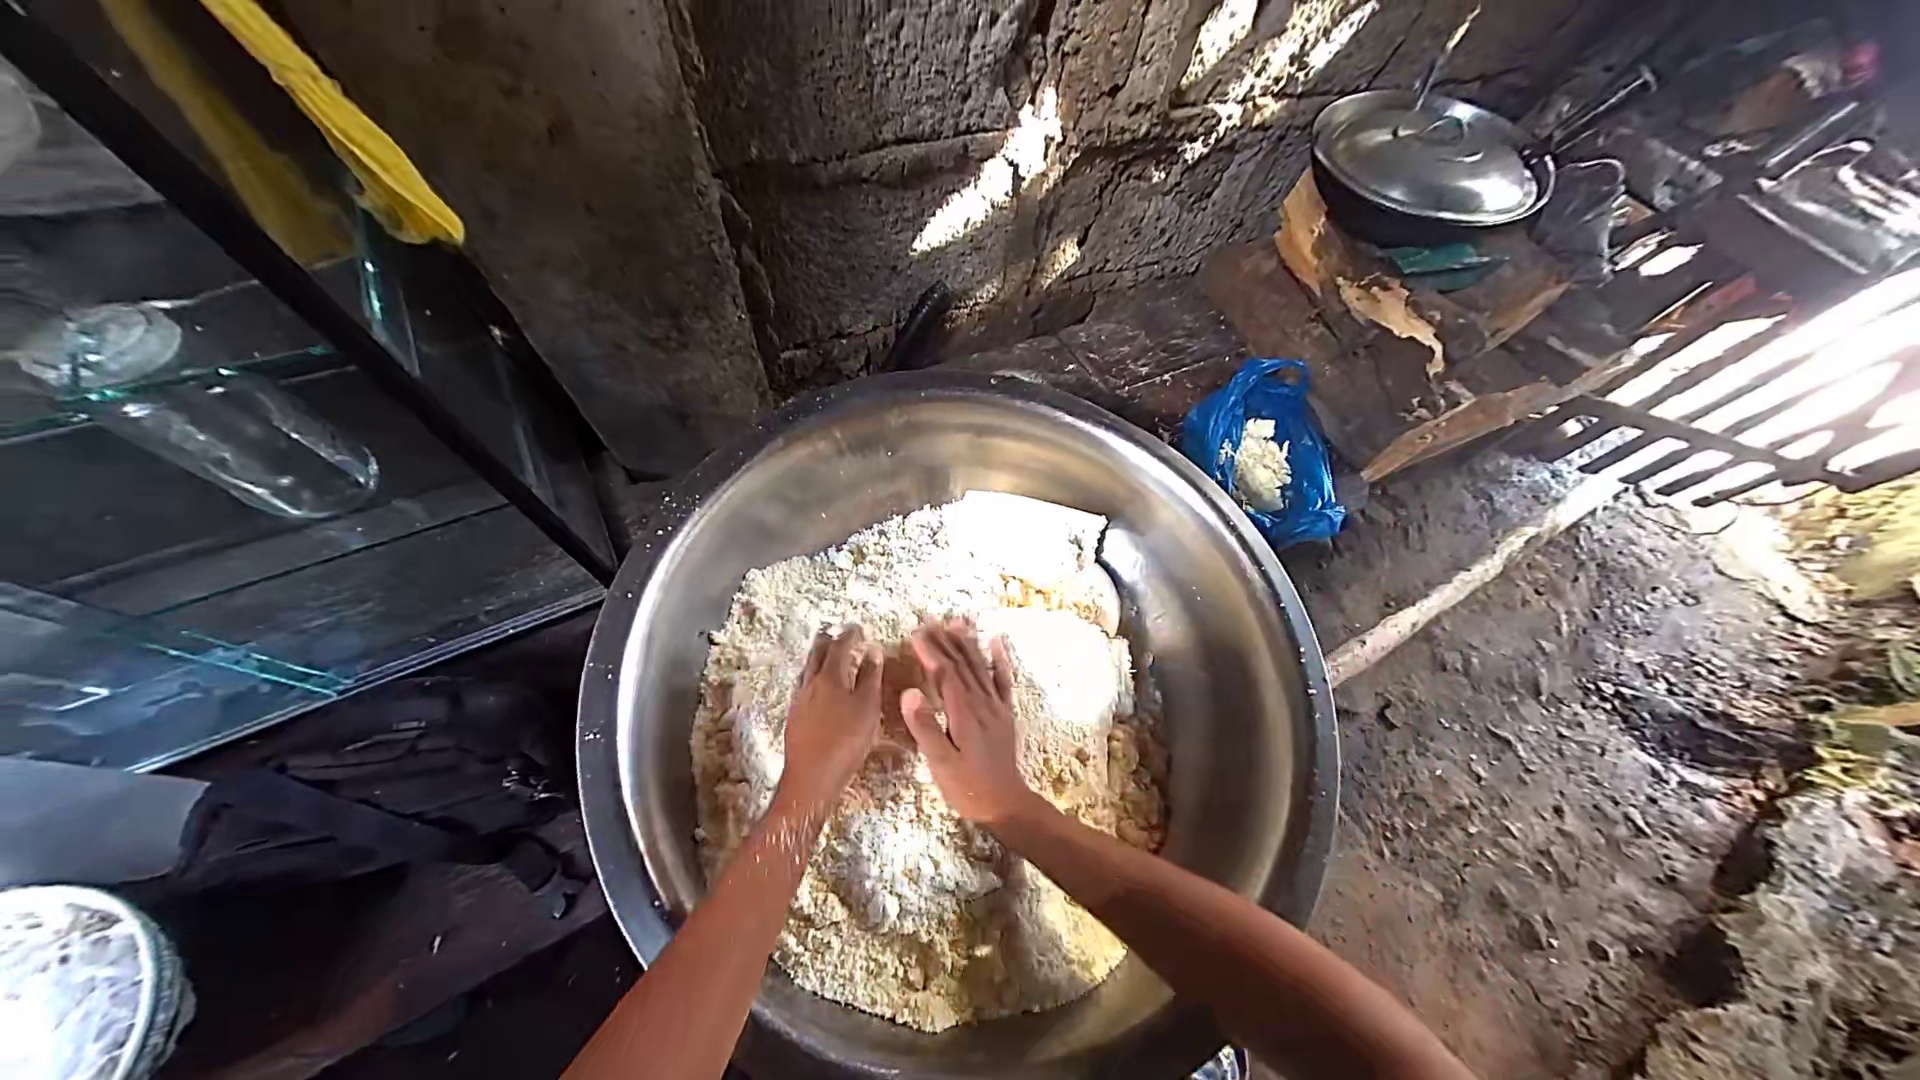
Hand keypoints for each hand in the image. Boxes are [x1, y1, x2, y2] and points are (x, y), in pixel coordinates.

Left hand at [776, 625, 882, 816]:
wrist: (812, 777)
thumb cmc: (846, 740)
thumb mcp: (867, 707)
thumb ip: (870, 678)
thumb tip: (872, 651)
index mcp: (829, 677)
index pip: (839, 647)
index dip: (849, 635)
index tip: (858, 629)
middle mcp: (810, 683)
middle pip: (817, 654)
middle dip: (829, 641)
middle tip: (839, 635)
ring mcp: (799, 701)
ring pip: (808, 670)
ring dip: (819, 659)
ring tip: (829, 656)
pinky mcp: (795, 717)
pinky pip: (805, 687)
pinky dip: (815, 678)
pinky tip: (820, 689)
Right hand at [901, 617, 1038, 825]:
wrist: (1006, 804)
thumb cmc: (967, 788)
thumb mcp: (940, 763)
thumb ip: (925, 727)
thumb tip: (909, 691)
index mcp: (963, 713)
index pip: (944, 673)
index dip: (930, 651)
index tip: (915, 633)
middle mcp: (981, 703)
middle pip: (961, 664)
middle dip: (944, 640)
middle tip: (929, 619)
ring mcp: (996, 707)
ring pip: (979, 667)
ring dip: (966, 643)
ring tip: (955, 621)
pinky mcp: (1005, 713)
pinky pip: (1003, 680)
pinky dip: (999, 659)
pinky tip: (996, 642)